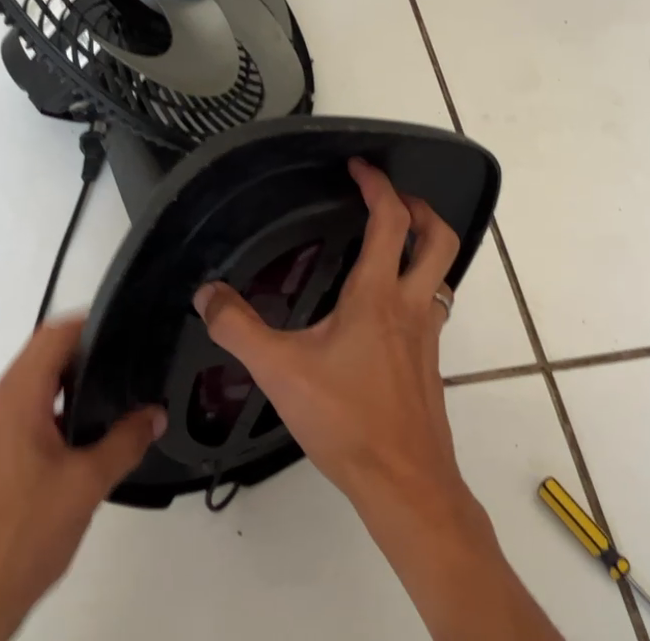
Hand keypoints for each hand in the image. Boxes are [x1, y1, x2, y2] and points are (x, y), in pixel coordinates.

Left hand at [0, 317, 165, 640]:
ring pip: (31, 387)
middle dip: (84, 355)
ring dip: (68, 385)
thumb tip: (153, 417)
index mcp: (15, 401)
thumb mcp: (88, 484)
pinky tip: (82, 440)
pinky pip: (22, 415)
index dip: (90, 322)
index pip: (53, 335)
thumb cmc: (20, 537)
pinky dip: (52, 411)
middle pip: (40, 357)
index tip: (125, 326)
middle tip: (126, 363)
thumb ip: (126, 442)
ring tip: (111, 399)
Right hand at [192, 157, 462, 512]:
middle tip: (392, 199)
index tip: (361, 168)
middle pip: (439, 238)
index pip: (390, 221)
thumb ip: (238, 329)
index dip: (379, 185)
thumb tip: (207, 294)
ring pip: (441, 273)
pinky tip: (384, 311)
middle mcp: (410, 306)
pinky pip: (432, 306)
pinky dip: (416, 287)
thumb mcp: (279, 371)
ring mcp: (427, 335)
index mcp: (377, 296)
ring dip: (422, 248)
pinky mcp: (429, 362)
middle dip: (420, 208)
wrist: (404, 481)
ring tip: (389, 246)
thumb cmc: (346, 421)